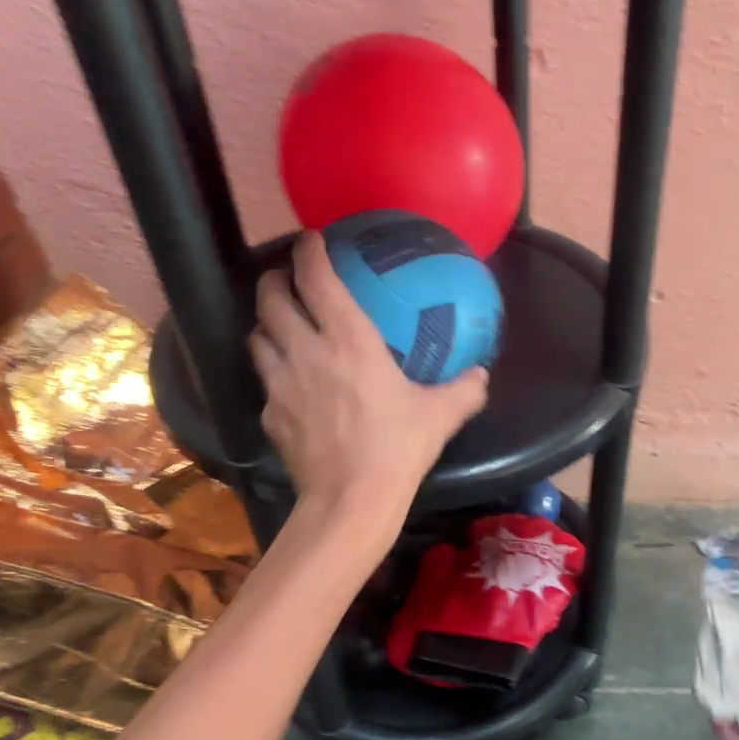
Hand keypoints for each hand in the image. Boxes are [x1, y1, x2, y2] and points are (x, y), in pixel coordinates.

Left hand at [247, 232, 488, 508]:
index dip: (310, 251)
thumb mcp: (440, 416)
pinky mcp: (269, 413)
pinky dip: (273, 369)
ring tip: (283, 325)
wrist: (350, 500)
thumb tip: (481, 374)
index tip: (312, 239)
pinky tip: (290, 382)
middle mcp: (306, 350)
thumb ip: (464, 389)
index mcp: (349, 340)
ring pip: (257, 335)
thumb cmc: (397, 448)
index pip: (316, 278)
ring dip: (267, 322)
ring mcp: (280, 382)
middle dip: (276, 280)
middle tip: (290, 278)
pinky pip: (265, 378)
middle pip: (271, 298)